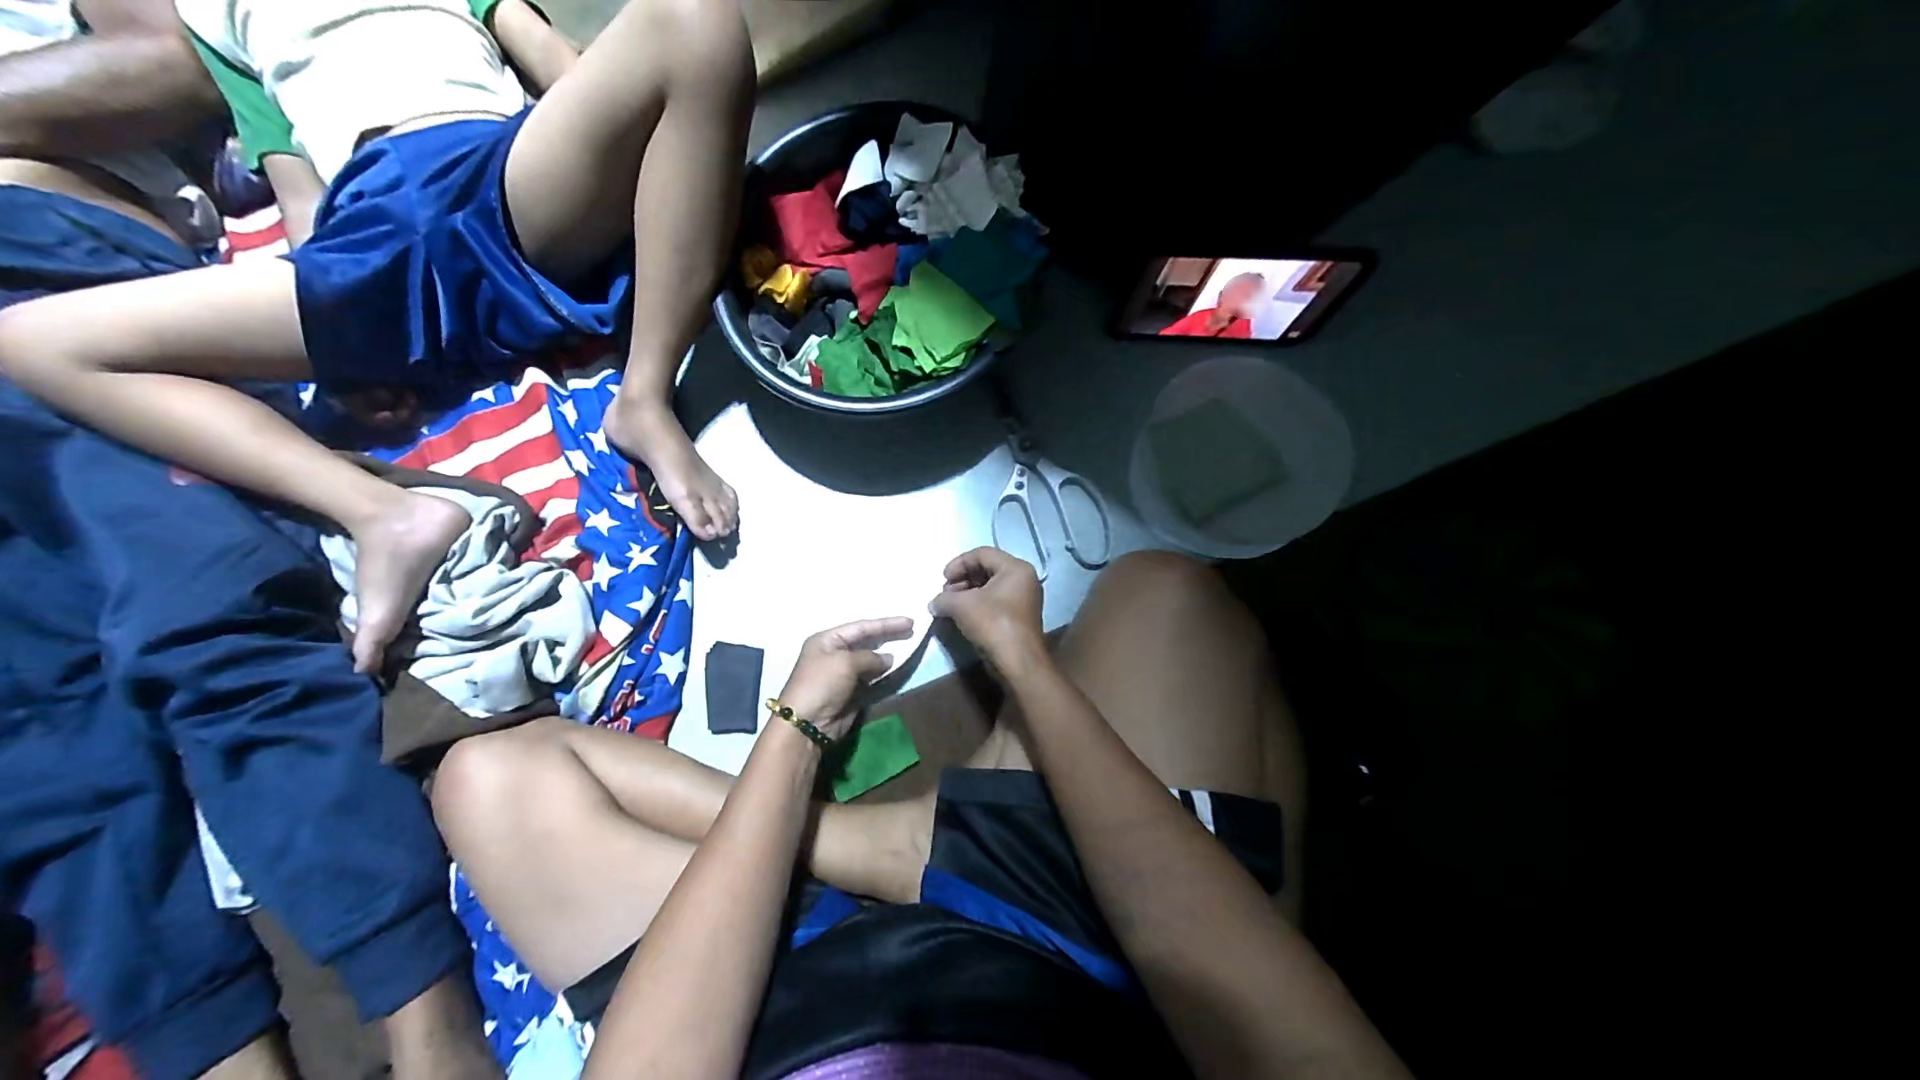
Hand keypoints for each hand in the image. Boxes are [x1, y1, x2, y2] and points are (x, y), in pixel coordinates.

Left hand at [776, 617, 915, 737]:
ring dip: (888, 656)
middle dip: (888, 636)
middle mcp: (835, 654)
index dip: (886, 624)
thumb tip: (889, 659)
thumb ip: (870, 657)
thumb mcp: (845, 662)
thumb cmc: (822, 684)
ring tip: (909, 649)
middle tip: (911, 632)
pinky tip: (898, 669)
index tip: (909, 622)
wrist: (807, 723)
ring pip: (871, 660)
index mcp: (827, 640)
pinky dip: (884, 674)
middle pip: (867, 641)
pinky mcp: (851, 692)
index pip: (861, 627)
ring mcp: (843, 674)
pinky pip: (872, 678)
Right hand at [928, 547, 1044, 669]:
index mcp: (1015, 568)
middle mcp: (1024, 580)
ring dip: (967, 594)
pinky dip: (977, 605)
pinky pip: (995, 603)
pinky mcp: (1019, 618)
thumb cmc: (993, 624)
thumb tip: (934, 603)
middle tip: (945, 594)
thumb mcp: (961, 606)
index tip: (943, 578)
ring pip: (990, 587)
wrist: (1018, 662)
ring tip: (950, 606)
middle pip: (987, 569)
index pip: (982, 553)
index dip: (959, 563)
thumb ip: (943, 599)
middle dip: (962, 579)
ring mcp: (1024, 599)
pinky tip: (962, 617)